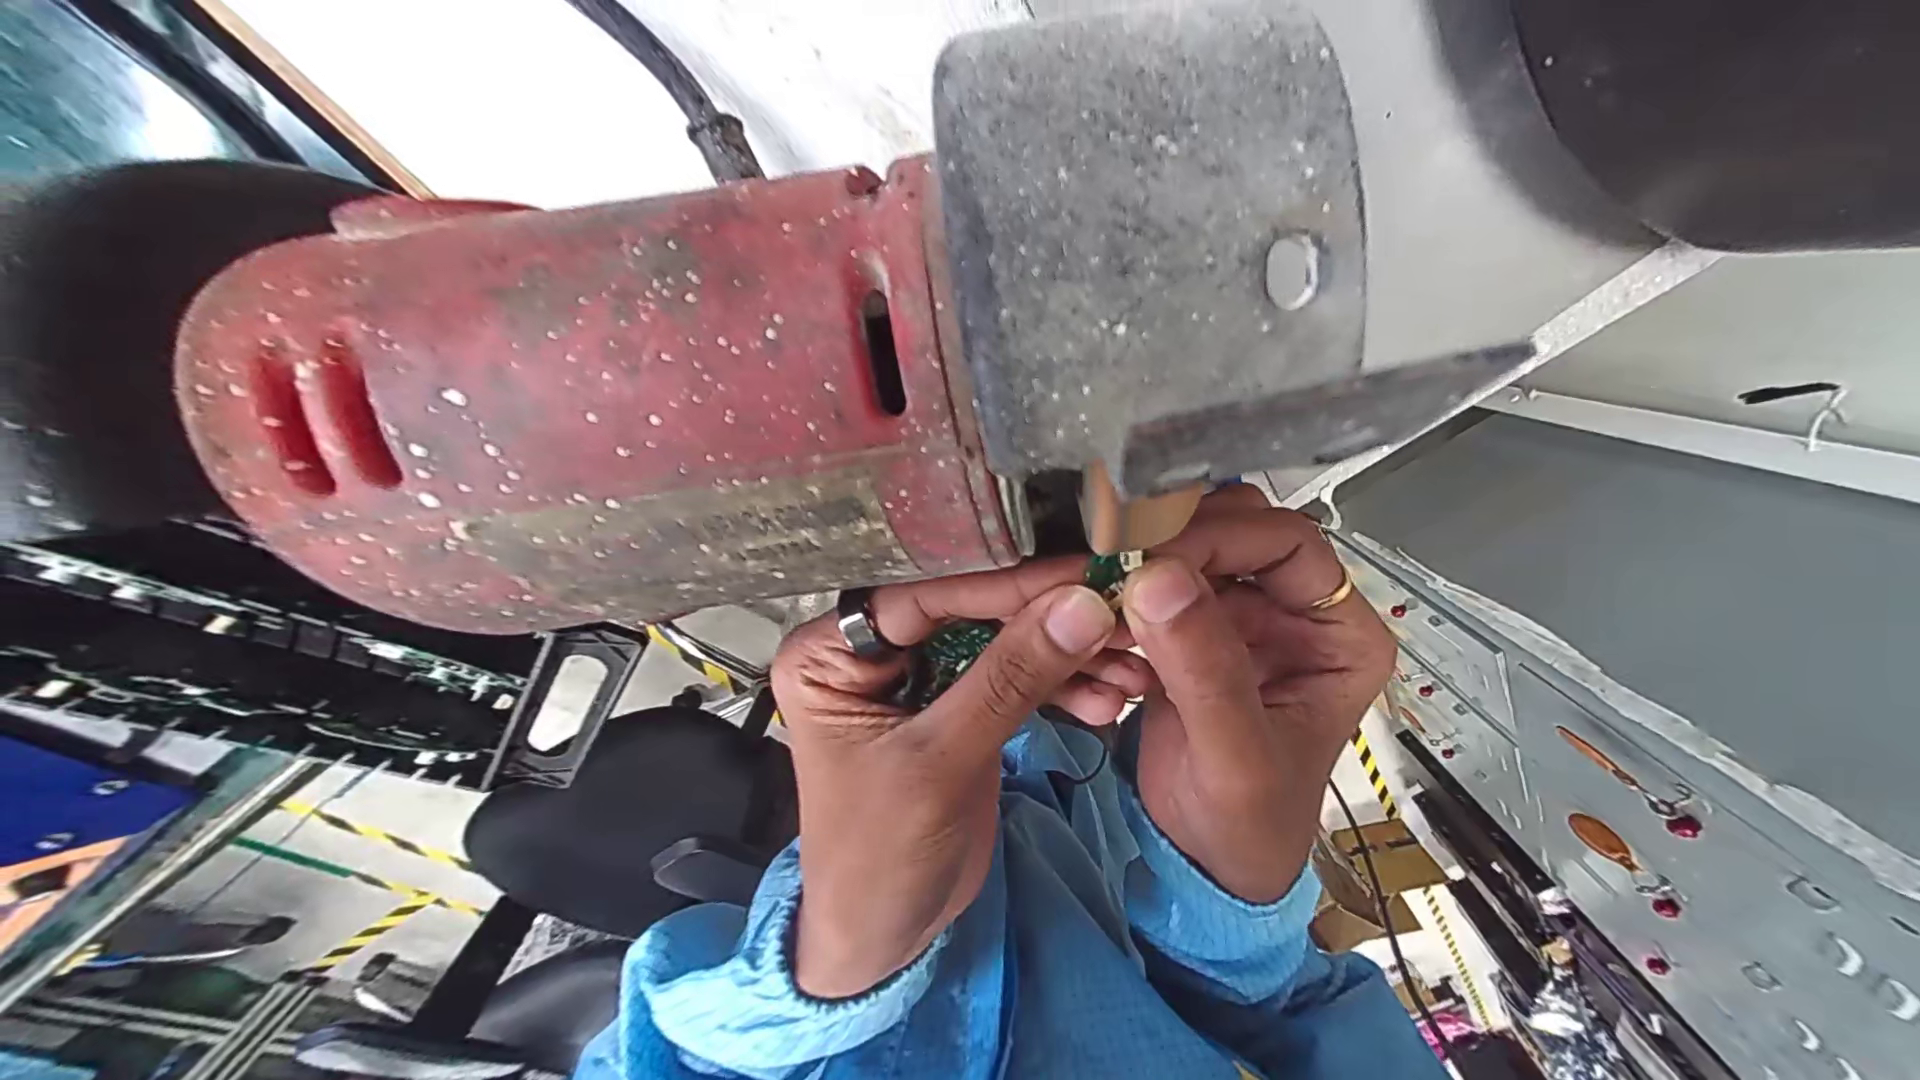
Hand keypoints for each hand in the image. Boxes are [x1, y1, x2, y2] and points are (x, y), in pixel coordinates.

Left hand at [771, 559, 1150, 997]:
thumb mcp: (941, 762)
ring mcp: (920, 674)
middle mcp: (872, 649)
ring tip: (1130, 667)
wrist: (886, 934)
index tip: (1083, 576)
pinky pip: (1012, 677)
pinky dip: (1060, 686)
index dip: (1006, 586)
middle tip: (1120, 618)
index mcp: (831, 651)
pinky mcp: (957, 701)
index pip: (924, 596)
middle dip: (1048, 622)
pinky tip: (1105, 699)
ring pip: (1000, 641)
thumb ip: (1009, 679)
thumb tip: (1079, 606)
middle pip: (970, 612)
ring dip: (1066, 655)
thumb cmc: (880, 853)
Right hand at [1119, 485, 1393, 902]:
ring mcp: (1234, 614)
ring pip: (1183, 549)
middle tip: (1112, 562)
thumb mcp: (1237, 758)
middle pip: (1232, 529)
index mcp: (1334, 633)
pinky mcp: (1186, 627)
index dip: (1218, 539)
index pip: (1285, 543)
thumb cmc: (1246, 822)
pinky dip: (1119, 594)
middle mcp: (1288, 609)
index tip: (1149, 560)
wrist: (1204, 851)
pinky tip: (1101, 628)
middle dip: (1170, 542)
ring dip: (1138, 566)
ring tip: (1100, 600)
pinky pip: (1150, 582)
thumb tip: (1159, 578)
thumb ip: (1207, 673)